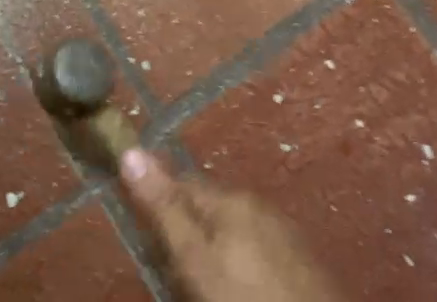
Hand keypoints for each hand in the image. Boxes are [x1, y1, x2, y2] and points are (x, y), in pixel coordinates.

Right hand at [121, 149, 344, 301]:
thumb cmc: (246, 300)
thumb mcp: (194, 259)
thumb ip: (164, 206)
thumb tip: (129, 150)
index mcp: (232, 199)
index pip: (178, 185)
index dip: (159, 212)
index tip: (152, 248)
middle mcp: (260, 206)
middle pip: (206, 210)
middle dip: (188, 236)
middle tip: (180, 277)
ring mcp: (288, 236)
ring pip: (232, 234)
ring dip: (215, 255)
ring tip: (208, 289)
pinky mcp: (306, 267)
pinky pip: (258, 255)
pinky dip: (244, 270)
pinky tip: (242, 293)